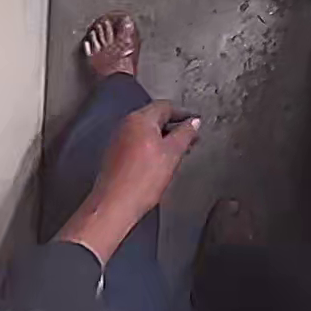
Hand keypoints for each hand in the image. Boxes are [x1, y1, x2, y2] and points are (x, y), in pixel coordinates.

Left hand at [57, 101, 200, 263]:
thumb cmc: (141, 180)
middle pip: (155, 117)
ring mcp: (119, 139)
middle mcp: (126, 125)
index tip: (195, 121)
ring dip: (164, 137)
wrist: (115, 204)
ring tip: (179, 151)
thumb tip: (193, 123)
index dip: (183, 113)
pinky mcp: (116, 154)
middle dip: (174, 126)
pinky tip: (161, 161)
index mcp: (139, 119)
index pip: (165, 106)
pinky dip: (152, 146)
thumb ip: (185, 134)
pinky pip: (137, 142)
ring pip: (146, 131)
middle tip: (191, 137)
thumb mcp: (172, 154)